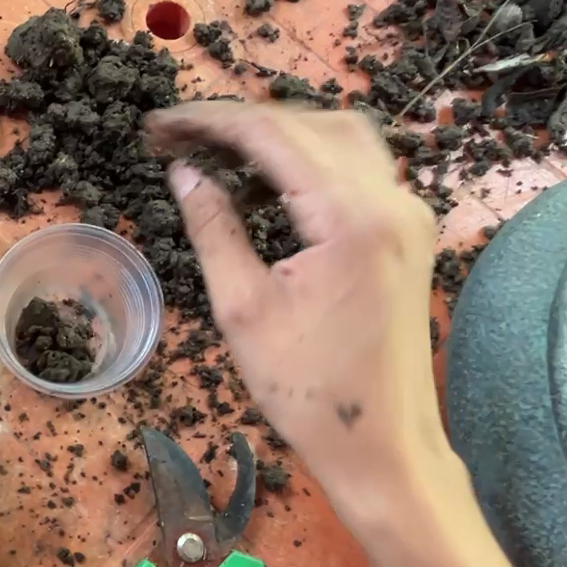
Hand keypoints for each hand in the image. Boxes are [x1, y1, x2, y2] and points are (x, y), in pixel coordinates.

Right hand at [143, 104, 452, 533]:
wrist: (383, 445)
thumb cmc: (307, 389)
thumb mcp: (242, 308)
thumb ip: (214, 229)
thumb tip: (184, 173)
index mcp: (351, 217)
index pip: (272, 135)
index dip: (208, 122)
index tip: (159, 125)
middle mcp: (391, 200)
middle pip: (309, 124)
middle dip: (239, 122)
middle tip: (180, 136)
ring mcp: (407, 215)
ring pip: (339, 138)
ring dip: (277, 135)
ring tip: (217, 152)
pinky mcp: (406, 233)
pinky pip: (355, 170)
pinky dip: (306, 162)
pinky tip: (265, 186)